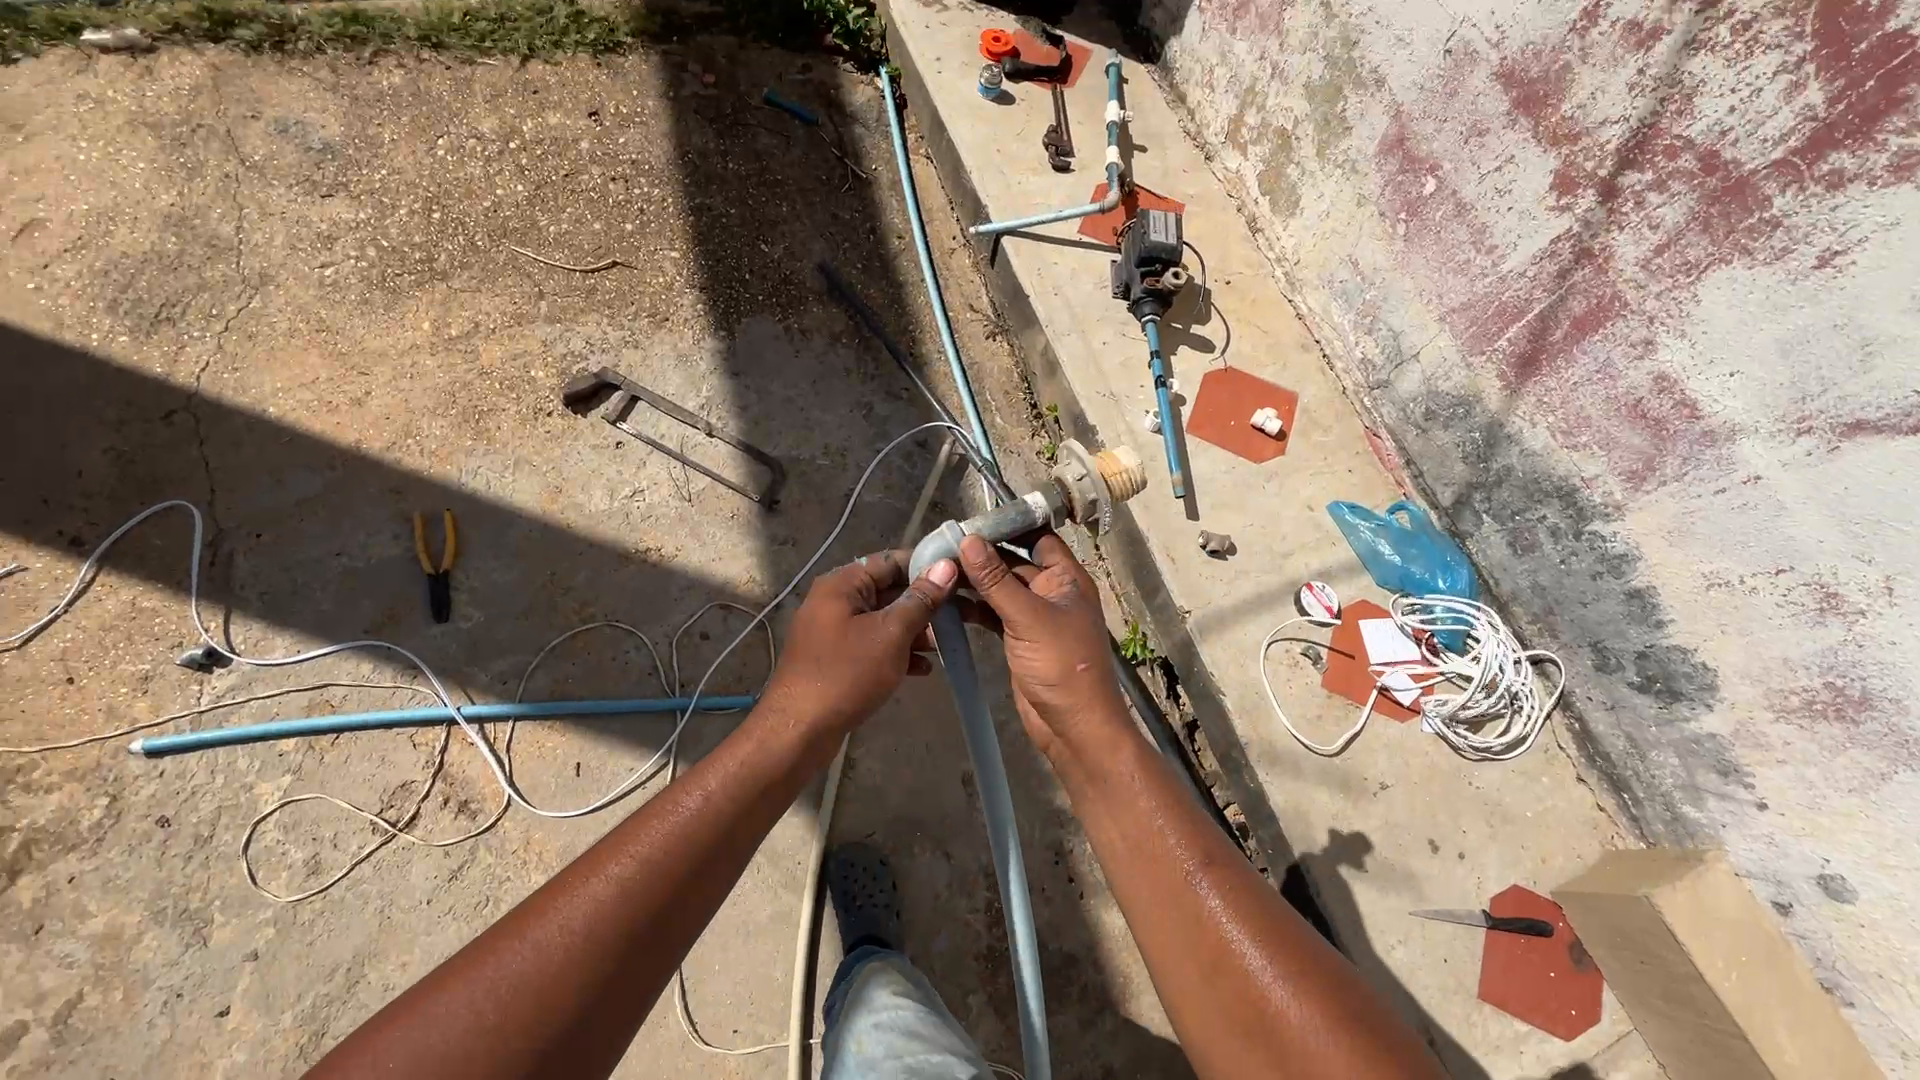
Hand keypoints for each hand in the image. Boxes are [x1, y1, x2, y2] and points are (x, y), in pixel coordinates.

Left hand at [762, 549, 959, 730]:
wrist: (800, 729)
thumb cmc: (846, 674)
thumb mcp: (890, 634)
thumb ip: (920, 600)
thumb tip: (946, 567)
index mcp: (842, 584)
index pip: (892, 560)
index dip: (927, 566)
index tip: (961, 577)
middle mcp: (835, 600)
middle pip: (889, 590)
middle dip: (925, 604)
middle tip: (962, 615)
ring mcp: (834, 631)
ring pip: (883, 620)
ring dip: (914, 631)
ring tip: (945, 645)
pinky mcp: (836, 658)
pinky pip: (873, 645)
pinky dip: (897, 652)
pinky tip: (923, 669)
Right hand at [956, 533, 1126, 756]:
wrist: (1073, 726)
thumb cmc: (1062, 666)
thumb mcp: (1028, 617)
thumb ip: (996, 580)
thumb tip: (968, 540)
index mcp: (1067, 579)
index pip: (1038, 538)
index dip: (1008, 527)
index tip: (970, 520)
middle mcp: (1052, 592)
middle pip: (1014, 562)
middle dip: (983, 555)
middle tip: (942, 546)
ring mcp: (1036, 617)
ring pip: (1001, 589)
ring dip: (974, 582)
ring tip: (938, 572)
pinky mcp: (1020, 639)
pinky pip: (995, 615)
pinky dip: (975, 608)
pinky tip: (947, 603)